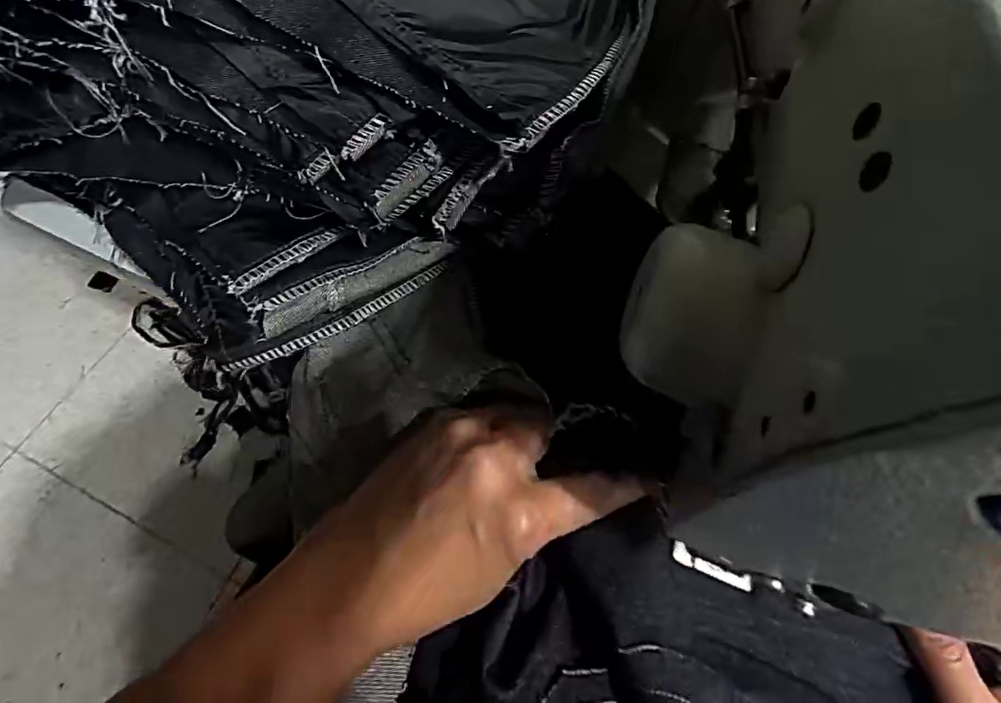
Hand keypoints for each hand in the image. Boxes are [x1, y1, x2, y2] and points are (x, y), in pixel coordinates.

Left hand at [118, 407, 646, 702]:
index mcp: (515, 511)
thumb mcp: (501, 566)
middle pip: (546, 425)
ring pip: (513, 411)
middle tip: (541, 460)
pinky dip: (485, 427)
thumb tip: (557, 490)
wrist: (346, 578)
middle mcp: (492, 455)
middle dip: (551, 440)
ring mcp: (458, 430)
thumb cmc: (428, 589)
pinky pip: (477, 412)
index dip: (626, 479)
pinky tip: (472, 449)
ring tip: (505, 453)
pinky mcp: (431, 420)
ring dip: (518, 429)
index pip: (589, 488)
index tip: (654, 469)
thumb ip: (536, 519)